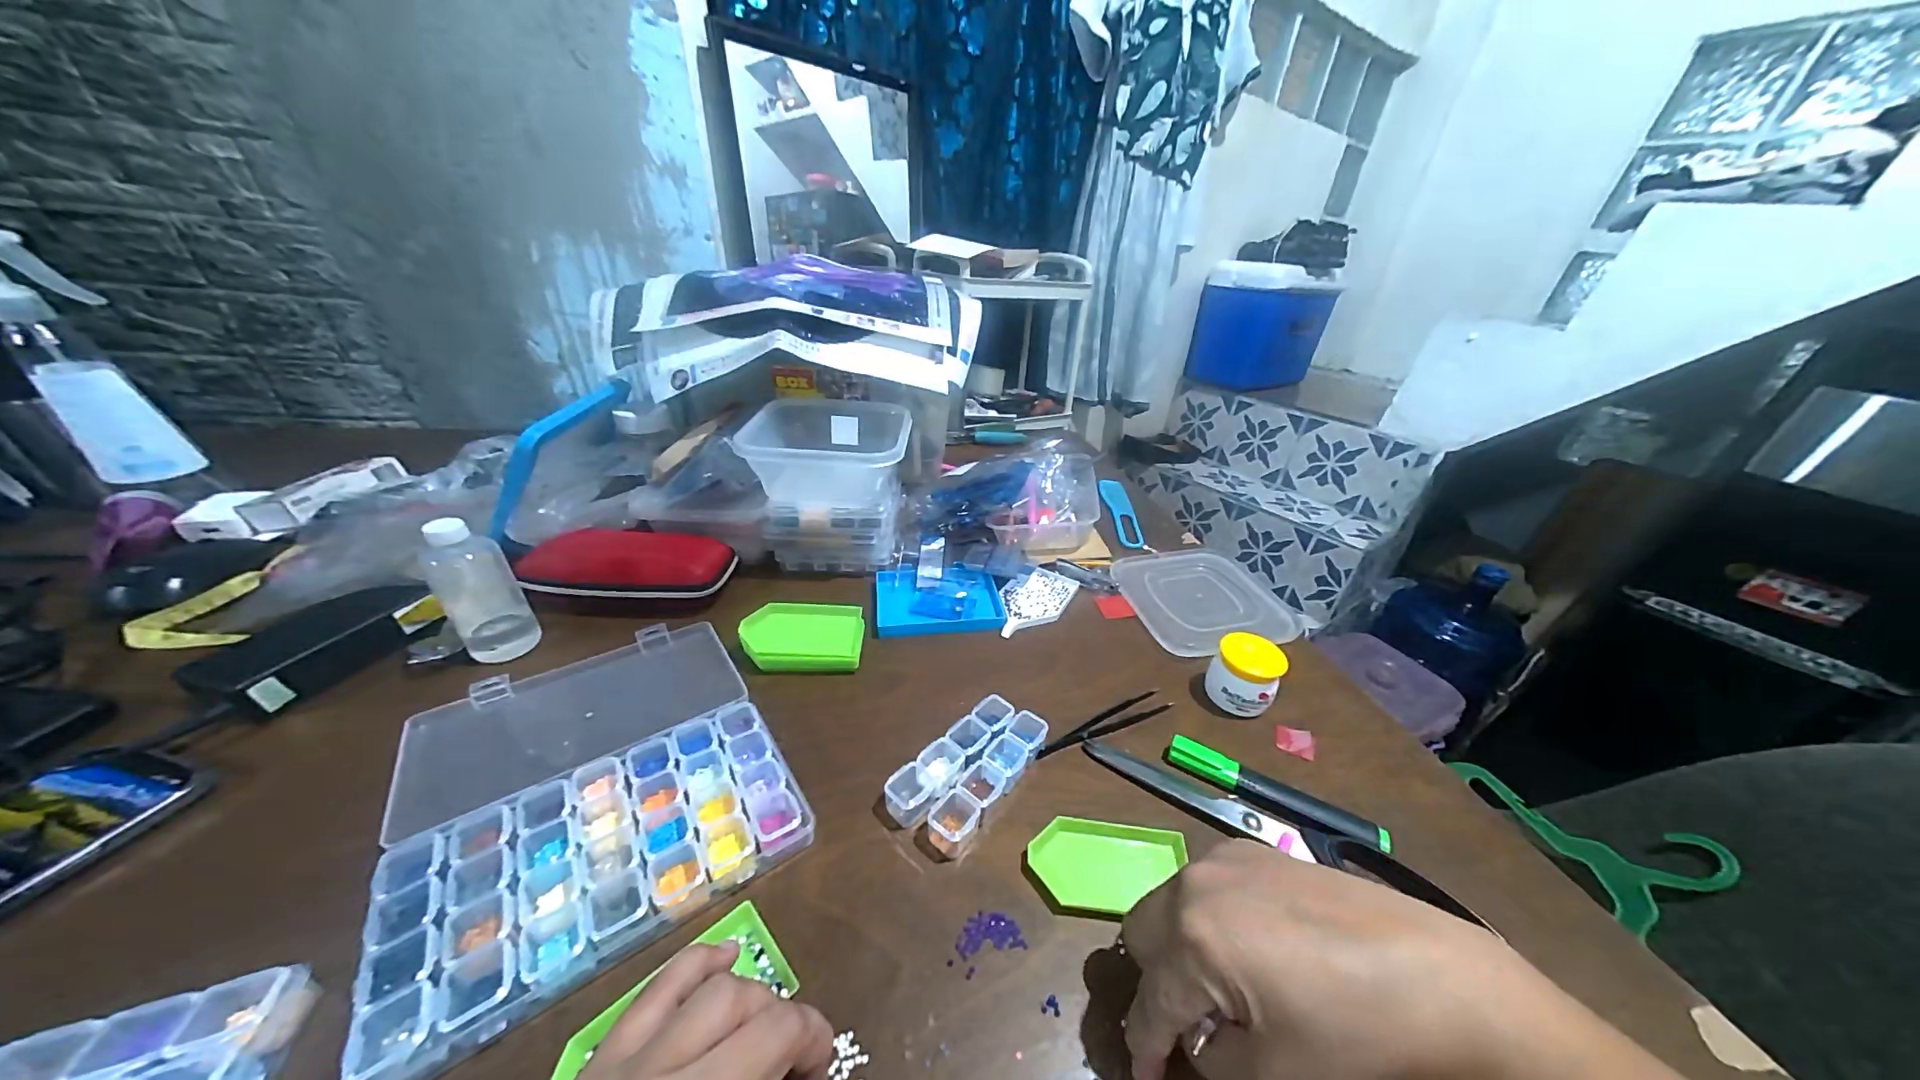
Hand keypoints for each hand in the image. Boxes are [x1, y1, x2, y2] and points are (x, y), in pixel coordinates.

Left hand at [579, 942, 833, 1079]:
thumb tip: (808, 1077)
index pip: (776, 1035)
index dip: (815, 1040)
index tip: (820, 1069)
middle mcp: (664, 1076)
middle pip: (745, 1005)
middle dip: (787, 1022)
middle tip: (796, 1063)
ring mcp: (624, 1062)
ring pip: (708, 991)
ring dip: (751, 998)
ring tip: (764, 1028)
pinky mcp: (599, 1058)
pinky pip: (655, 990)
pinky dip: (697, 965)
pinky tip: (728, 957)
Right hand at [1120, 839, 1684, 1079]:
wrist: (1450, 982)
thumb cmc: (1360, 1039)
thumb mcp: (1274, 1074)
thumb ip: (1210, 1064)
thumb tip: (1193, 1047)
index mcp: (1192, 937)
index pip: (1148, 1002)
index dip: (1143, 1050)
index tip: (1146, 1077)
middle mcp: (1195, 883)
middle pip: (1140, 934)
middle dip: (1152, 984)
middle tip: (1184, 1030)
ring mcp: (1226, 859)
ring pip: (1170, 904)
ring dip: (1177, 950)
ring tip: (1220, 995)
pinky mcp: (1256, 851)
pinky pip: (1205, 886)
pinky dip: (1207, 921)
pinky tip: (1250, 954)